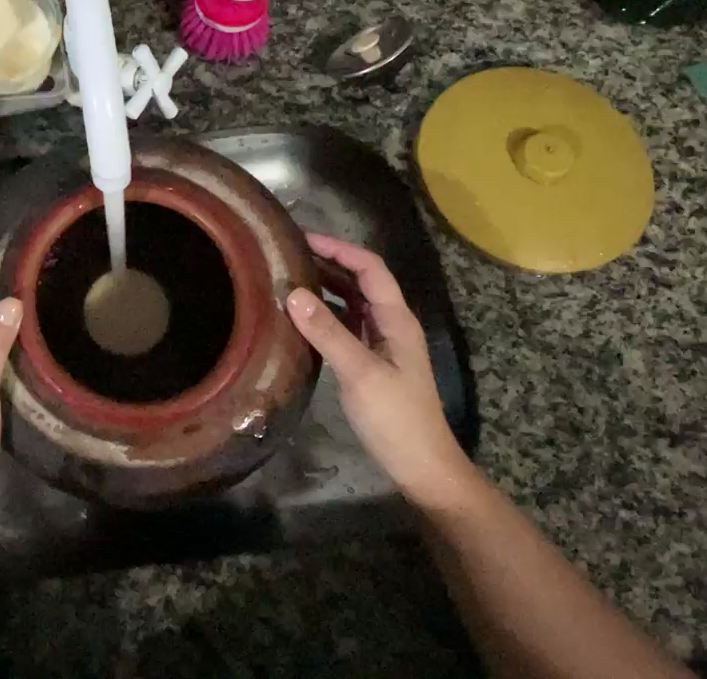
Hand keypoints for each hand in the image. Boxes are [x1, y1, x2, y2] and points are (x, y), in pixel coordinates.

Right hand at [285, 233, 478, 509]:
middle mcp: (390, 324)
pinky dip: (322, 314)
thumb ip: (327, 332)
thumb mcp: (359, 373)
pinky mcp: (370, 361)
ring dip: (323, 287)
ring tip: (285, 278)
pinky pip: (344, 324)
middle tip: (285, 255)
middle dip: (326, 262)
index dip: (339, 248)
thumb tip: (292, 292)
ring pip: (350, 302)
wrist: (422, 467)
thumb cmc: (396, 418)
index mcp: (396, 319)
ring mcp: (381, 343)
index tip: (301, 238)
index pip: (369, 267)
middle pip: (359, 280)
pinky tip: (297, 318)